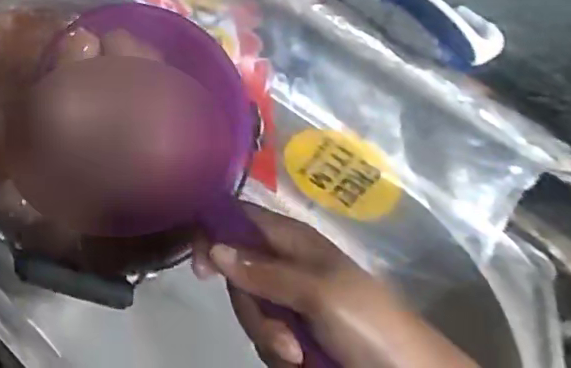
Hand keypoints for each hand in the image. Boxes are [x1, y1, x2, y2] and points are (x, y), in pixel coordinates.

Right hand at [194, 203, 476, 367]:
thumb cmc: (370, 323)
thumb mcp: (316, 293)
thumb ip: (263, 270)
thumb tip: (212, 248)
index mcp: (291, 239)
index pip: (236, 217)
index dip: (212, 232)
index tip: (201, 268)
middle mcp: (285, 263)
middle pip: (236, 271)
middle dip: (251, 307)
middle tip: (281, 337)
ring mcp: (292, 300)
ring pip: (250, 308)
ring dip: (267, 336)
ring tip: (300, 359)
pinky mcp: (299, 335)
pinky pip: (266, 337)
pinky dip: (278, 354)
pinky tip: (303, 365)